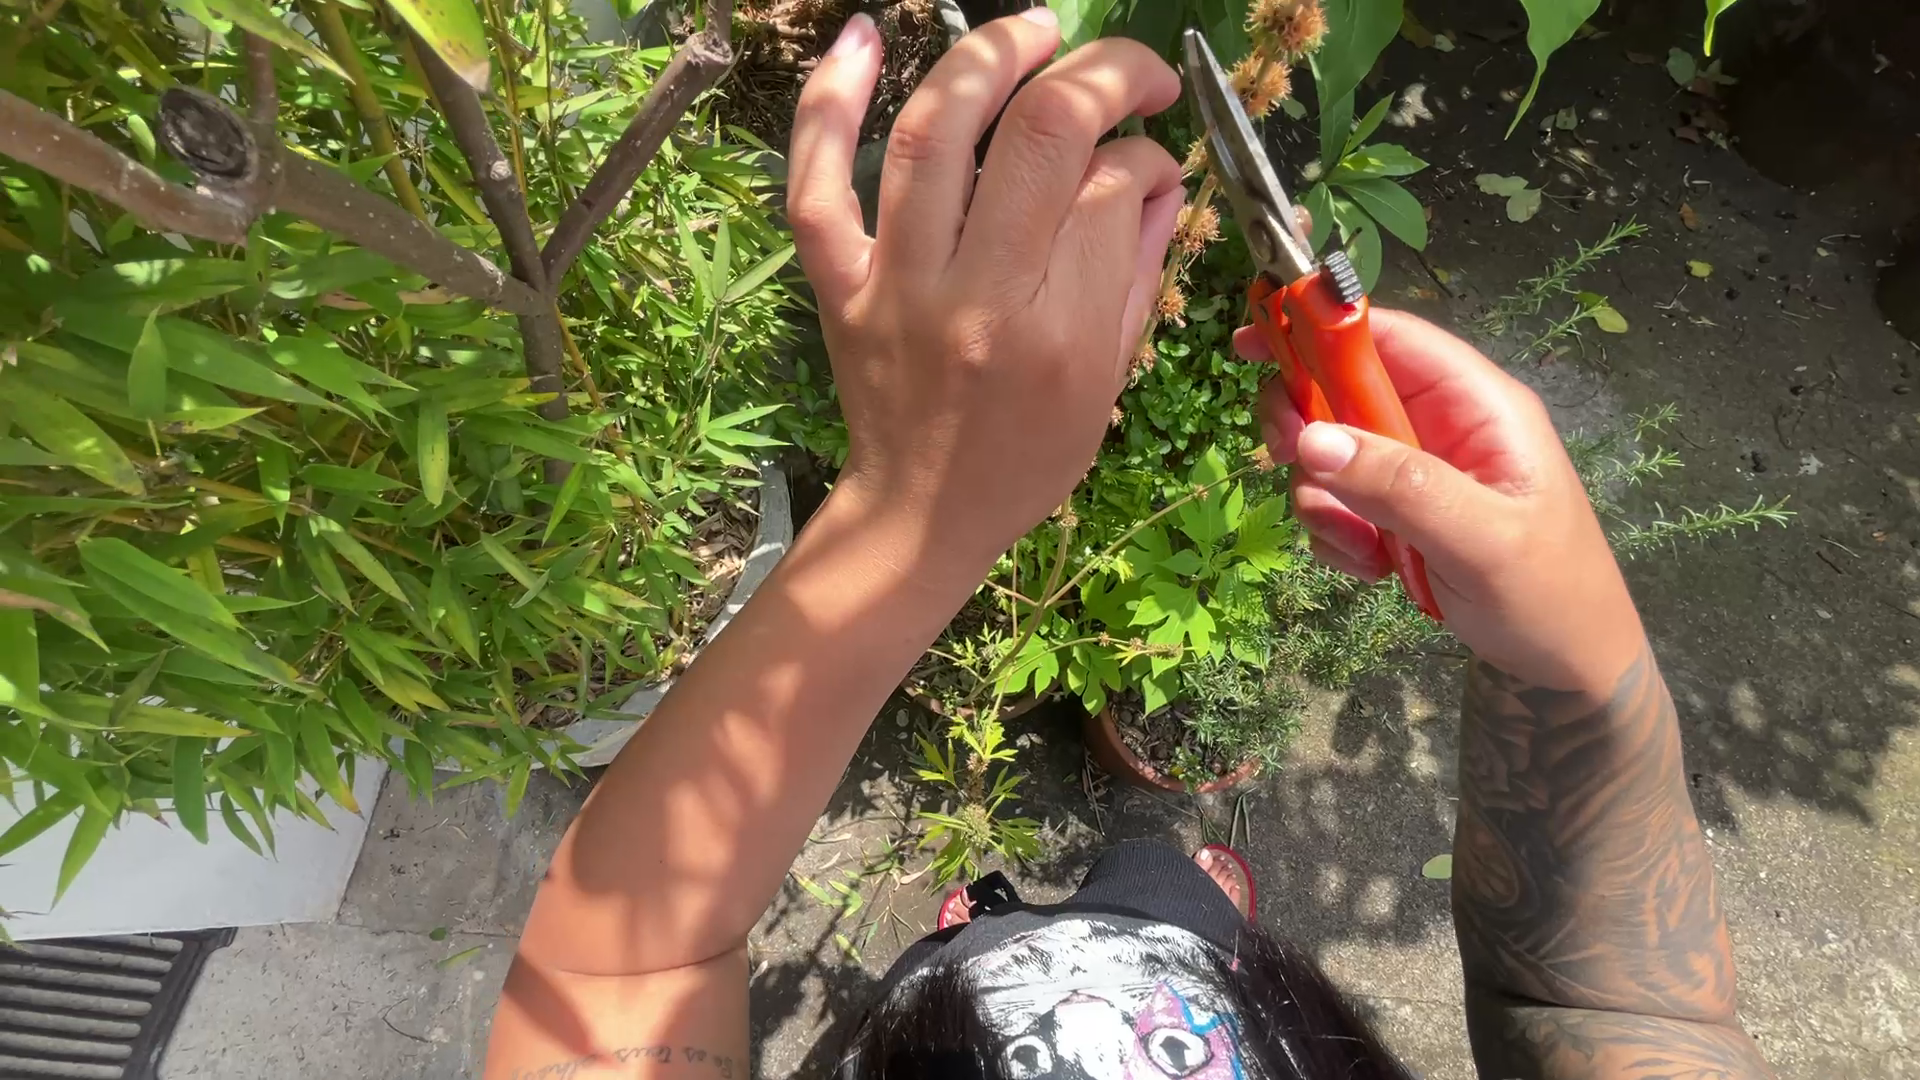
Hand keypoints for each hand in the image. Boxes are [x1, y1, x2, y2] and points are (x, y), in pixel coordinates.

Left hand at [787, 10, 1185, 570]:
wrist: (922, 513)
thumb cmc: (1024, 463)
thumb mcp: (1104, 388)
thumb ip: (1136, 279)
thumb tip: (1156, 181)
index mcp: (1058, 337)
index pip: (1112, 191)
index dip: (1143, 155)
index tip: (1148, 163)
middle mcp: (977, 301)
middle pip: (1040, 136)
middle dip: (1100, 75)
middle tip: (1125, 76)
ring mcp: (895, 289)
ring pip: (935, 133)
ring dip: (989, 55)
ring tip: (1036, 31)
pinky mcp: (839, 289)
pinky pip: (817, 184)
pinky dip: (828, 104)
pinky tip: (862, 37)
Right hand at [1240, 309, 1645, 692]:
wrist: (1559, 664)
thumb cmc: (1547, 595)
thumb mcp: (1479, 539)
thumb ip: (1398, 485)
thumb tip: (1309, 438)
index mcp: (1475, 407)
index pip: (1389, 340)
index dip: (1318, 328)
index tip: (1251, 340)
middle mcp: (1432, 428)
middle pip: (1336, 393)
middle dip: (1303, 428)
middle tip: (1288, 460)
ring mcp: (1406, 471)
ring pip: (1322, 457)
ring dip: (1321, 504)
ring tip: (1364, 550)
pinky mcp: (1386, 510)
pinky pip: (1328, 504)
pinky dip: (1332, 537)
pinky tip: (1372, 568)